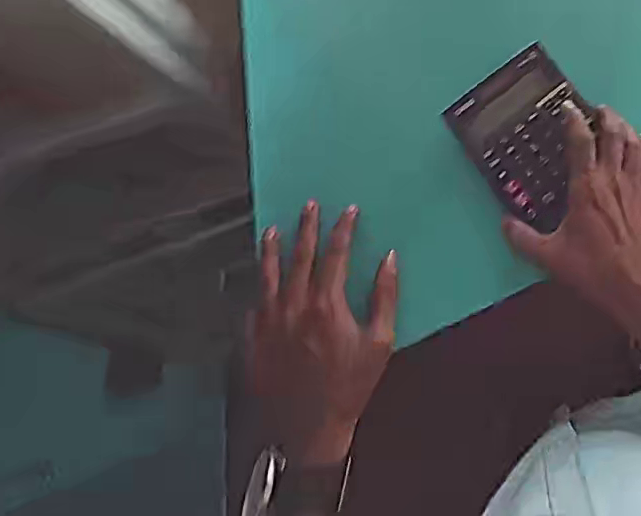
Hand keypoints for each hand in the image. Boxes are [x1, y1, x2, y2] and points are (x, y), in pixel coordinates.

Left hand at [248, 202, 397, 467]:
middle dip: (307, 227)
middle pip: (300, 256)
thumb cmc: (348, 386)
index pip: (335, 254)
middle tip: (309, 206)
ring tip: (272, 230)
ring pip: (268, 276)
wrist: (304, 434)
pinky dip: (257, 287)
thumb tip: (388, 259)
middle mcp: (294, 307)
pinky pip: (252, 305)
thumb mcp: (380, 342)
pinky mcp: (252, 343)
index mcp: (326, 304)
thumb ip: (385, 296)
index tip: (348, 210)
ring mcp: (268, 324)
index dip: (343, 228)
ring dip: (272, 250)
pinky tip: (259, 280)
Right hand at [501, 104, 640, 329]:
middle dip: (605, 116)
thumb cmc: (594, 269)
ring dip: (626, 127)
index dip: (574, 119)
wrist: (637, 285)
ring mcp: (636, 184)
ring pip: (634, 143)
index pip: (580, 141)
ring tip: (617, 120)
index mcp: (586, 186)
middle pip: (612, 133)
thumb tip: (504, 224)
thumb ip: (524, 239)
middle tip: (598, 109)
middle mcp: (612, 177)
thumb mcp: (550, 257)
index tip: (568, 106)